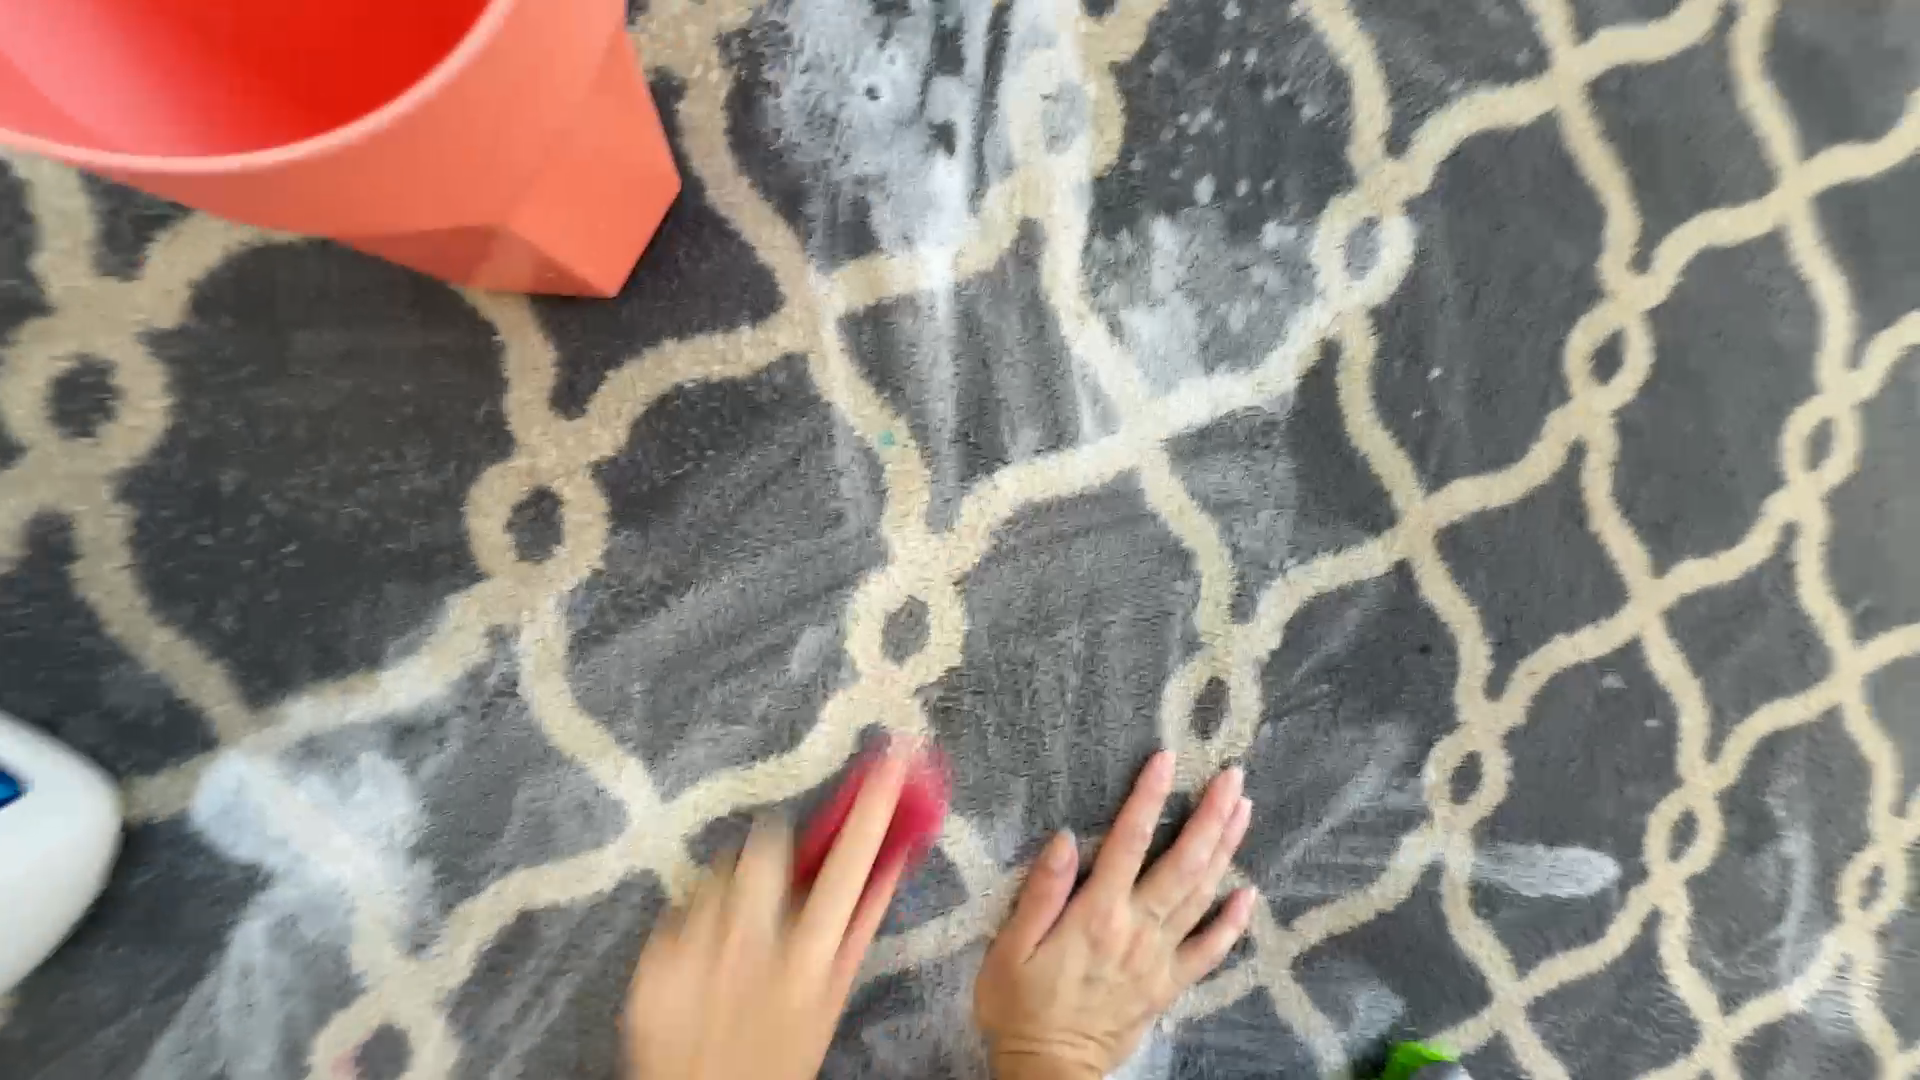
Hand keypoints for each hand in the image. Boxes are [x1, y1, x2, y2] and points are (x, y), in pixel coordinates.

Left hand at [623, 749, 914, 1079]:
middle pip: (767, 844)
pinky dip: (692, 923)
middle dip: (771, 849)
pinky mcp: (652, 960)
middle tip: (768, 879)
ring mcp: (697, 951)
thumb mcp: (832, 998)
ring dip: (728, 890)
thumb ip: (859, 925)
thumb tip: (890, 858)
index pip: (850, 865)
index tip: (889, 758)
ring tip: (728, 933)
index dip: (873, 808)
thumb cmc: (782, 1052)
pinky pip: (679, 906)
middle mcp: (752, 946)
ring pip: (718, 870)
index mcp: (807, 958)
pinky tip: (697, 959)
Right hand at [975, 750, 1255, 1078]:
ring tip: (1244, 810)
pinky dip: (1232, 923)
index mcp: (1097, 914)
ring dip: (1225, 850)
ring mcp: (1160, 959)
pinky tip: (1249, 894)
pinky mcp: (1169, 986)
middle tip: (1233, 776)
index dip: (1148, 797)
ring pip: (1202, 896)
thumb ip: (1040, 893)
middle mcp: (1137, 930)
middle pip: (1182, 863)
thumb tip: (1065, 838)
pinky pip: (1209, 951)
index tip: (1167, 758)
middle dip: (1209, 815)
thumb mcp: (1010, 949)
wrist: (1048, 1075)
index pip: (1129, 841)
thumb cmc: (1020, 1005)